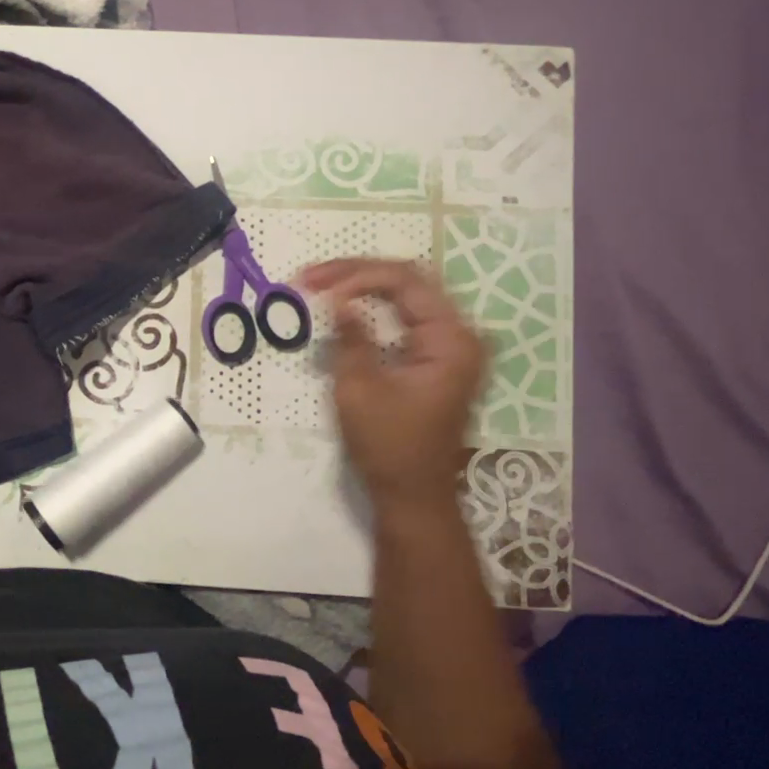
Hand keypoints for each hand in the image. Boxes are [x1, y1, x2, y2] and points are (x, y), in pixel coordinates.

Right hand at [300, 258, 485, 509]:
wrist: (412, 494)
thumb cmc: (388, 444)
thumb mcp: (360, 388)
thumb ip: (351, 337)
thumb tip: (338, 300)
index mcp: (451, 339)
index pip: (404, 281)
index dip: (355, 276)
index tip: (313, 287)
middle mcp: (458, 335)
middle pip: (407, 281)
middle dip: (356, 274)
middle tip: (310, 277)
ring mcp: (449, 346)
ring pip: (404, 296)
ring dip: (361, 286)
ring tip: (319, 285)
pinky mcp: (434, 358)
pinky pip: (404, 317)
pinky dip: (371, 307)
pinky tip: (342, 306)